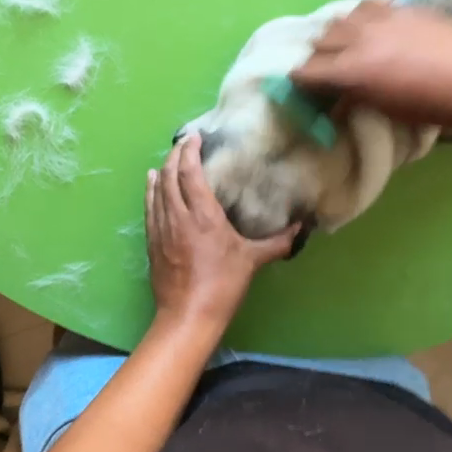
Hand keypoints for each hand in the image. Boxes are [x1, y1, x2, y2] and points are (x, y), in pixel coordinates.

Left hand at [145, 136, 298, 331]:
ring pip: (157, 190)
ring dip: (162, 170)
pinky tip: (151, 184)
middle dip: (175, 155)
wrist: (187, 315)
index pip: (190, 173)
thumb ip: (277, 242)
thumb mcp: (252, 261)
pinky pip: (149, 208)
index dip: (190, 151)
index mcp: (202, 215)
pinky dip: (151, 191)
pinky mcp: (152, 242)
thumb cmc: (222, 285)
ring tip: (168, 158)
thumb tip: (302, 228)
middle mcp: (178, 216)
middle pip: (169, 176)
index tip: (195, 137)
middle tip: (184, 143)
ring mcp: (161, 229)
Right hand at [292, 0, 451, 128]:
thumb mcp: (387, 110)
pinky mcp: (404, 8)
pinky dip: (364, 17)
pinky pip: (370, 5)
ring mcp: (381, 19)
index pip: (306, 70)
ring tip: (351, 44)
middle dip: (319, 55)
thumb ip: (356, 98)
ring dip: (340, 32)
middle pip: (320, 39)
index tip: (308, 88)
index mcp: (351, 71)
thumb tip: (339, 99)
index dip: (303, 80)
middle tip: (330, 69)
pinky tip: (376, 28)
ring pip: (342, 17)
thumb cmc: (435, 108)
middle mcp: (358, 40)